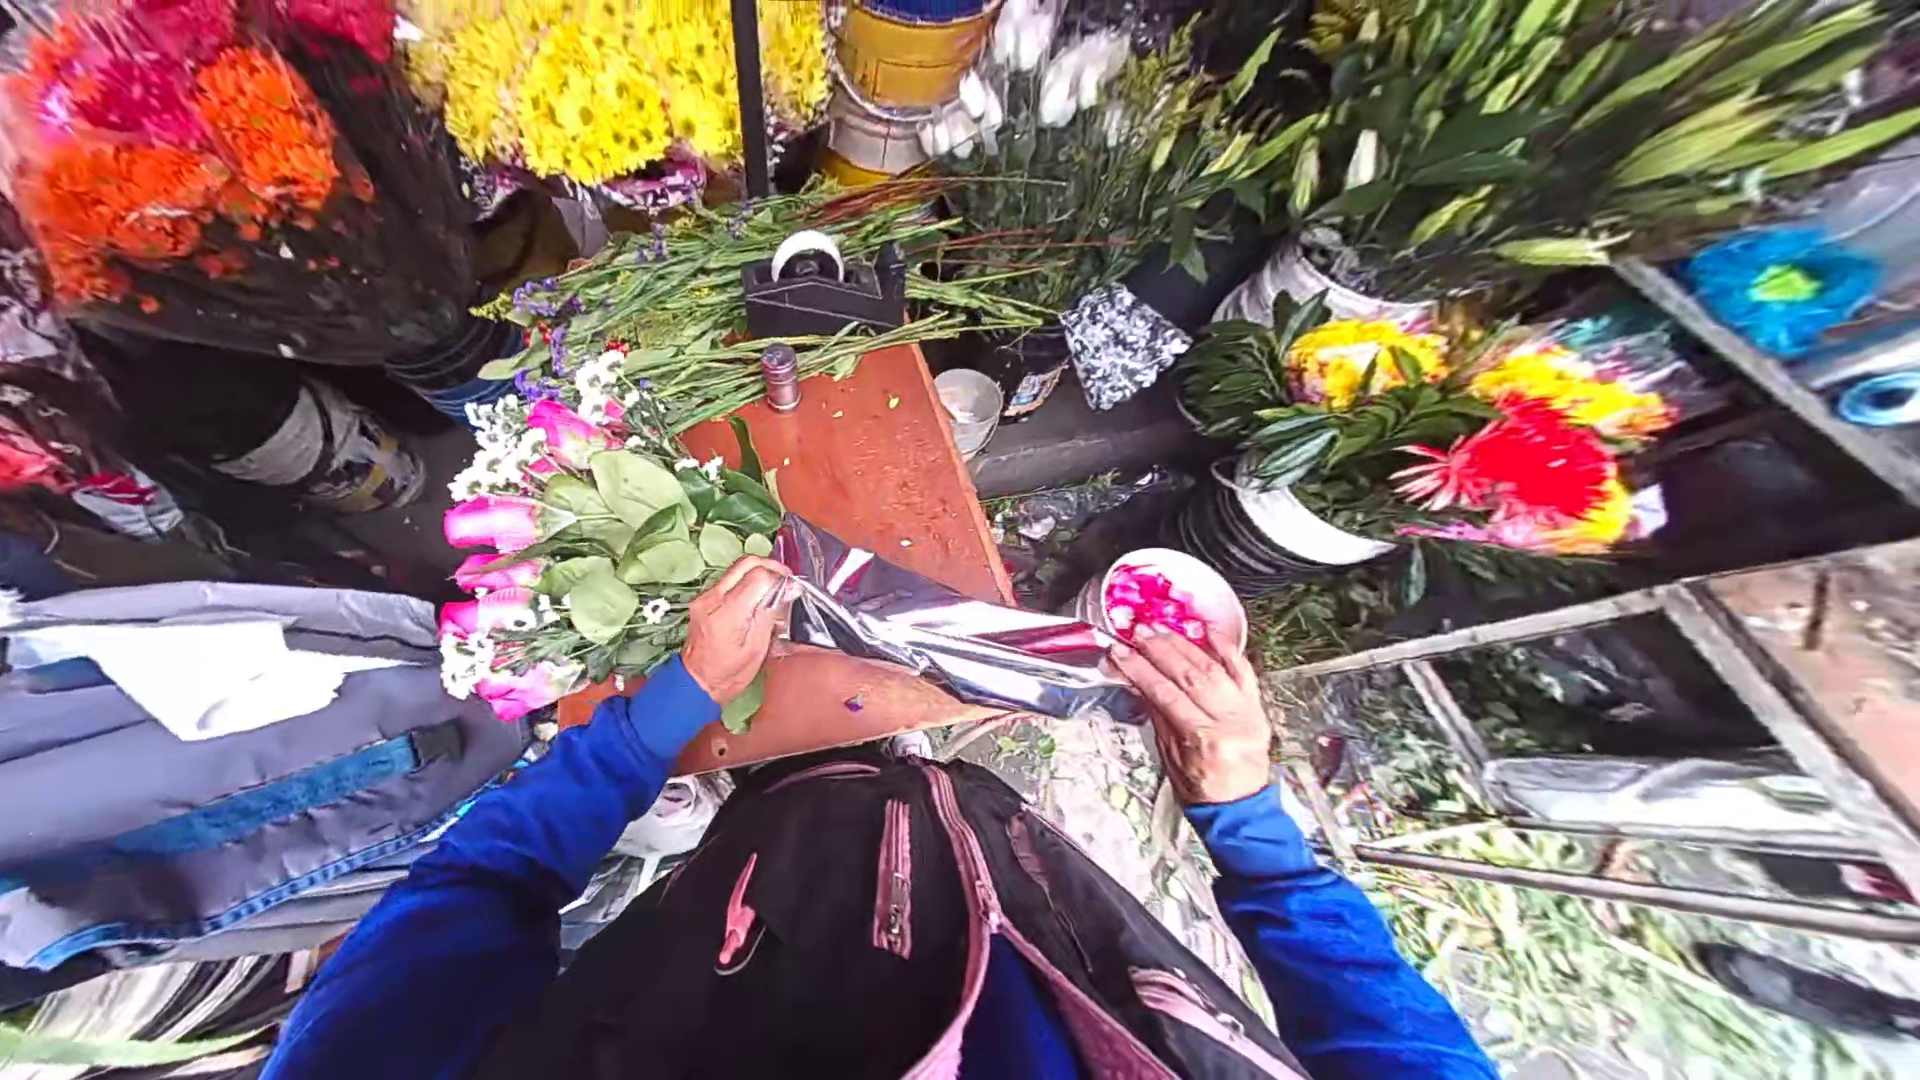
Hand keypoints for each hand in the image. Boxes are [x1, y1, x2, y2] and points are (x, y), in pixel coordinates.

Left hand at [682, 556, 795, 703]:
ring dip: (759, 571)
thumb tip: (787, 589)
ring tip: (775, 587)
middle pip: (746, 563)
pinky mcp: (703, 599)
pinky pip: (729, 579)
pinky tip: (759, 594)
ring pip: (737, 568)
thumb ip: (770, 613)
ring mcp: (704, 597)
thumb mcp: (757, 648)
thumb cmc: (729, 673)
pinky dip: (748, 580)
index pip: (758, 576)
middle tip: (786, 579)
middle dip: (770, 566)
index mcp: (727, 613)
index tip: (791, 588)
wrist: (695, 684)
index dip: (779, 578)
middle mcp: (712, 599)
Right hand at [1109, 624, 1272, 805]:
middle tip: (1139, 633)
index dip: (1140, 669)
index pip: (1165, 693)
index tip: (1121, 653)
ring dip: (1184, 644)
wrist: (1242, 809)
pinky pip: (1243, 670)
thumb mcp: (1169, 755)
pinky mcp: (1256, 706)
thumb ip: (1156, 713)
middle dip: (1160, 650)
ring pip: (1212, 668)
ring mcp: (1246, 711)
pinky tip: (1208, 631)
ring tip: (1161, 630)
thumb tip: (1136, 679)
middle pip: (1189, 675)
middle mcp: (1229, 721)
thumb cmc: (1200, 789)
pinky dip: (1226, 648)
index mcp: (1204, 739)